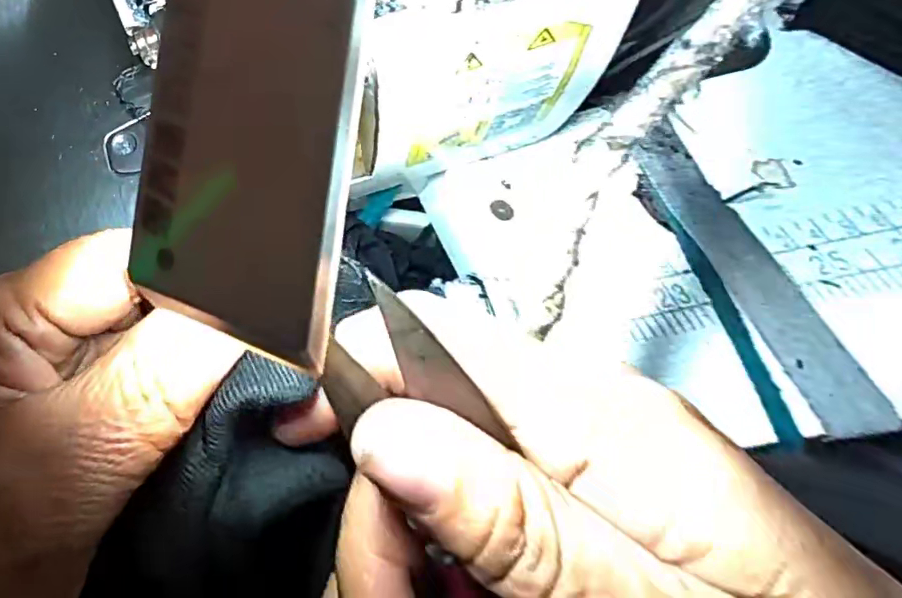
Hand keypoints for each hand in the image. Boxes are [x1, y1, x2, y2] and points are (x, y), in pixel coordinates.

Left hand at [0, 230, 245, 597]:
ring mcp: (30, 374)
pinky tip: (205, 425)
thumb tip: (234, 317)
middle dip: (202, 327)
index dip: (192, 276)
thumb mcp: (57, 466)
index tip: (267, 310)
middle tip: (278, 365)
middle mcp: (14, 328)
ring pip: (133, 343)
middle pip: (129, 297)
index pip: (114, 259)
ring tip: (258, 397)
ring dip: (191, 369)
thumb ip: (146, 385)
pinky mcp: (47, 417)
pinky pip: (123, 387)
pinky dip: (169, 403)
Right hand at [276, 292, 901, 597]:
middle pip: (409, 398)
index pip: (416, 330)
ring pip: (425, 449)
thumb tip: (380, 431)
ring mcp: (580, 451)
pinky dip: (443, 541)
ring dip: (402, 527)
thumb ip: (520, 518)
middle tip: (395, 585)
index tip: (301, 436)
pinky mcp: (579, 488)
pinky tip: (466, 592)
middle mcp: (581, 413)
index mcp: (600, 417)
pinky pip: (468, 485)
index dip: (340, 371)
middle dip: (378, 488)